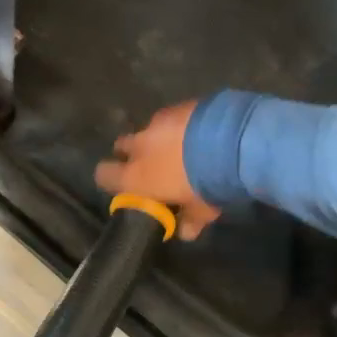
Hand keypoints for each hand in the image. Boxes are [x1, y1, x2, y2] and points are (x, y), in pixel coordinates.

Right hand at [94, 101, 220, 240]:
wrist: (232, 143)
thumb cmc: (208, 185)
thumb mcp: (201, 211)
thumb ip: (189, 221)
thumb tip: (185, 231)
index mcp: (137, 177)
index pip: (104, 175)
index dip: (111, 179)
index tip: (126, 185)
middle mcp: (140, 147)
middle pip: (122, 146)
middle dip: (133, 154)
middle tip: (154, 164)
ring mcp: (158, 122)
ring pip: (148, 130)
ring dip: (159, 139)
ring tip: (182, 147)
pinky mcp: (179, 106)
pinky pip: (171, 117)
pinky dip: (179, 125)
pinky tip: (198, 131)